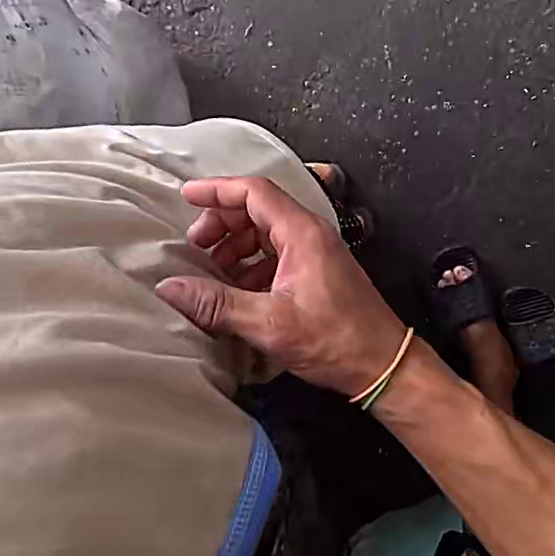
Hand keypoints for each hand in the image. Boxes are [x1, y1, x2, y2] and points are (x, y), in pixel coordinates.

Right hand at [155, 177, 407, 397]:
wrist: (384, 365)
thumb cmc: (336, 340)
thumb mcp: (269, 323)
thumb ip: (217, 304)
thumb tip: (170, 289)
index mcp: (302, 233)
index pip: (254, 192)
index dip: (217, 190)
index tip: (187, 196)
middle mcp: (311, 235)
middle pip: (257, 210)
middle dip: (222, 223)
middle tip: (196, 246)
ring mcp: (316, 253)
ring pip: (266, 233)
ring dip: (235, 246)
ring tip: (213, 271)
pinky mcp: (317, 272)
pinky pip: (277, 254)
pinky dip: (251, 265)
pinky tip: (238, 290)